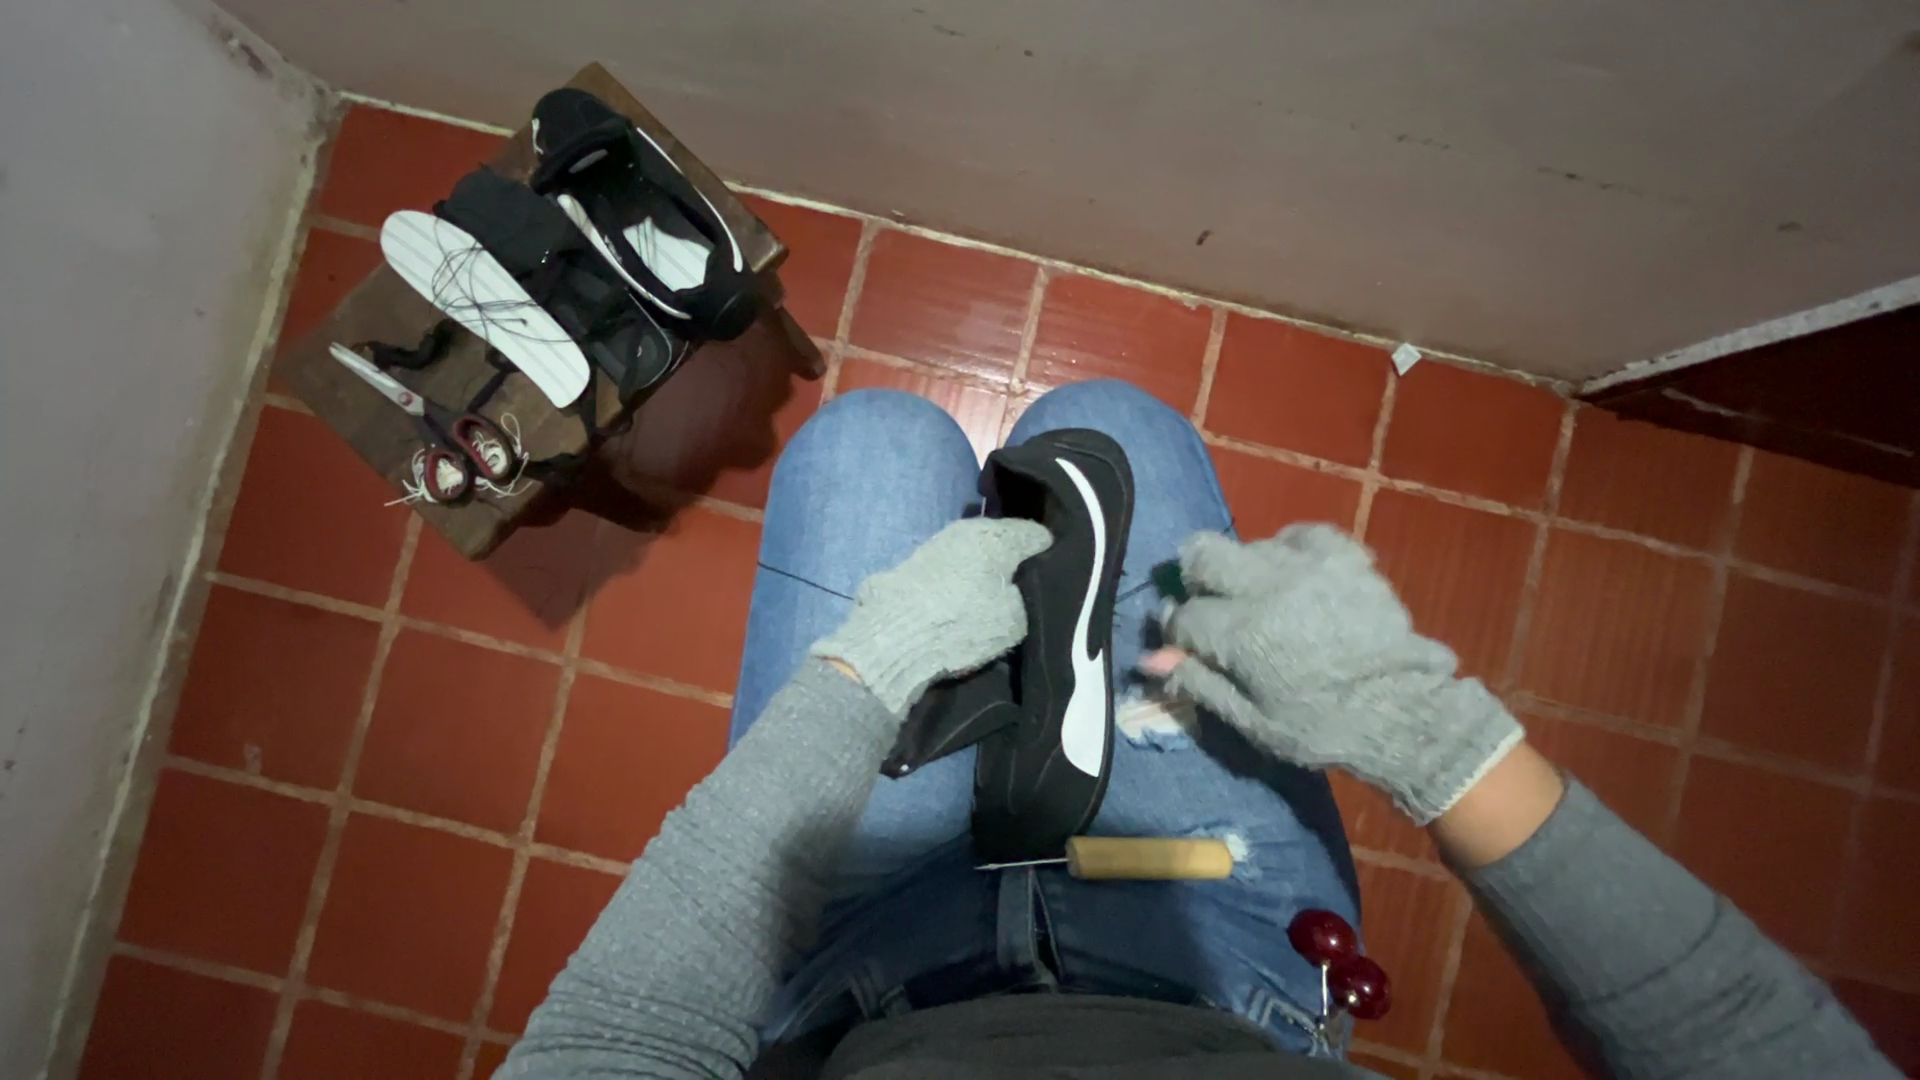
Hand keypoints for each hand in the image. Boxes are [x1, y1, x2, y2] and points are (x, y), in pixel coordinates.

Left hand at [812, 517, 1051, 713]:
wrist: (892, 639)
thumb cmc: (963, 624)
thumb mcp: (1016, 618)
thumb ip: (1028, 593)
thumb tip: (1026, 582)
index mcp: (998, 534)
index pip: (1039, 535)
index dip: (1050, 556)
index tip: (1054, 578)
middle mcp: (967, 528)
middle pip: (1004, 540)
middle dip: (1015, 560)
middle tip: (1025, 589)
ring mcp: (936, 542)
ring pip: (974, 551)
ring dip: (984, 568)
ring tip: (992, 597)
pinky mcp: (913, 562)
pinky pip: (951, 566)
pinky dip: (960, 578)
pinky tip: (960, 600)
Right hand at [1144, 525, 1521, 824]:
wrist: (1402, 711)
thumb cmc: (1319, 725)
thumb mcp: (1250, 718)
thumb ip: (1198, 680)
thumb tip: (1150, 658)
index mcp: (1240, 632)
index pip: (1184, 614)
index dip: (1179, 629)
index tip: (1189, 644)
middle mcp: (1266, 587)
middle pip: (1203, 554)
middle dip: (1195, 577)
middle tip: (1211, 604)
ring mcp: (1306, 566)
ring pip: (1248, 546)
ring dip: (1243, 571)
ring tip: (1261, 598)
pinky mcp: (1342, 557)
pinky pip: (1301, 533)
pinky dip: (1289, 549)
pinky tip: (1293, 571)